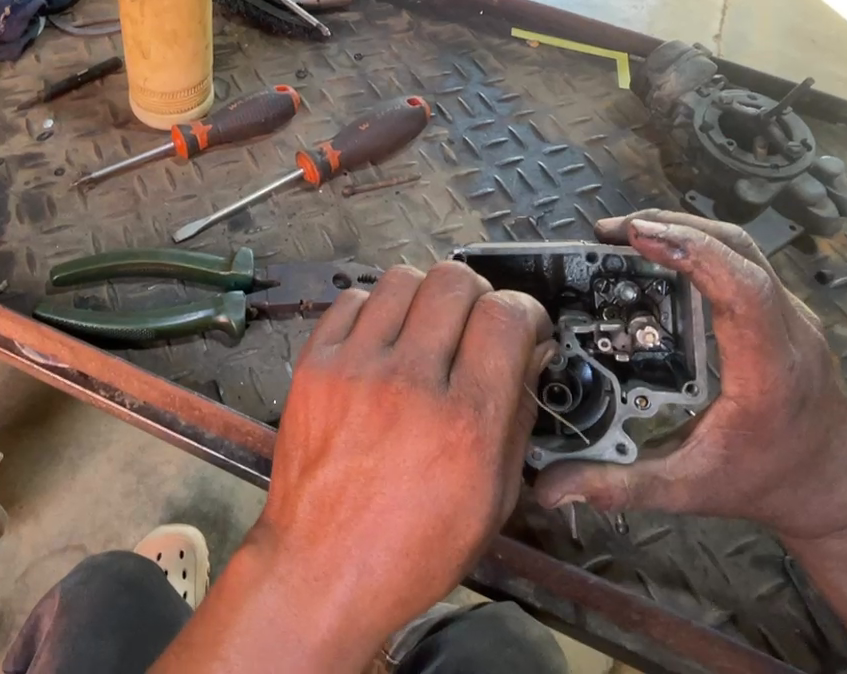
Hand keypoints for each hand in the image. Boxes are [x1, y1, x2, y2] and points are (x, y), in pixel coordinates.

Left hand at [251, 263, 553, 647]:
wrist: (321, 568)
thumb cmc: (411, 548)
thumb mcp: (492, 498)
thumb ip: (517, 416)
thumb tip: (531, 353)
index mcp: (465, 422)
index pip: (506, 317)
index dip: (524, 312)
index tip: (521, 324)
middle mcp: (409, 382)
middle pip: (455, 281)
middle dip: (478, 295)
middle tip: (473, 323)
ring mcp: (355, 367)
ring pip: (403, 278)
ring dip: (425, 296)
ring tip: (425, 328)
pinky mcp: (315, 364)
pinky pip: (352, 300)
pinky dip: (375, 310)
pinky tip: (382, 340)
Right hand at [534, 210, 846, 541]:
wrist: (836, 491)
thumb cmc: (767, 486)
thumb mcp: (690, 491)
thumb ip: (621, 486)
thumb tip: (549, 489)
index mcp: (771, 368)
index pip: (743, 287)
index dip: (691, 252)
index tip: (635, 236)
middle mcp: (790, 330)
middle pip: (739, 248)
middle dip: (673, 226)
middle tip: (608, 232)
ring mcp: (792, 316)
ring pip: (742, 246)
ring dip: (683, 229)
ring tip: (623, 235)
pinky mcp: (783, 313)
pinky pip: (742, 261)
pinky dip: (696, 245)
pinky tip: (657, 256)